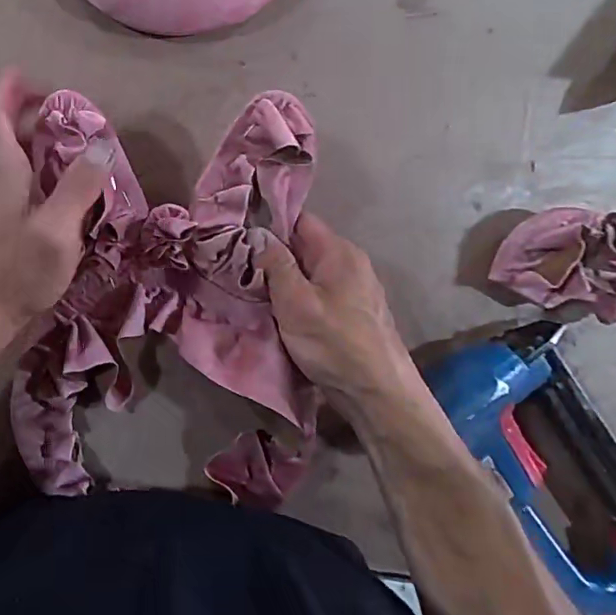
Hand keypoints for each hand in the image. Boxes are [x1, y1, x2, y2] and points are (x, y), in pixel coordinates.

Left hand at [0, 68, 113, 334]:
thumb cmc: (18, 270)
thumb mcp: (57, 228)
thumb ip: (79, 184)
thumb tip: (102, 144)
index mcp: (1, 168)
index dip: (9, 88)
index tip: (32, 75)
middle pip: (3, 127)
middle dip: (31, 109)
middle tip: (71, 109)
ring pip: (10, 151)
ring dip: (36, 136)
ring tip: (74, 138)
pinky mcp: (1, 216)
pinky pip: (18, 173)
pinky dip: (39, 162)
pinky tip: (65, 179)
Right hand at [255, 213, 413, 401]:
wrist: (379, 395)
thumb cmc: (335, 344)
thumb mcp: (296, 303)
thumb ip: (276, 265)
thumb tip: (259, 234)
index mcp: (339, 252)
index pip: (299, 219)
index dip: (269, 222)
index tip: (239, 232)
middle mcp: (350, 262)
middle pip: (303, 246)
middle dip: (272, 254)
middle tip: (236, 265)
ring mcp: (354, 288)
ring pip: (308, 272)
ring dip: (283, 279)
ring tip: (250, 287)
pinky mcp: (352, 312)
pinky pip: (317, 292)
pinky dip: (297, 297)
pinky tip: (277, 311)